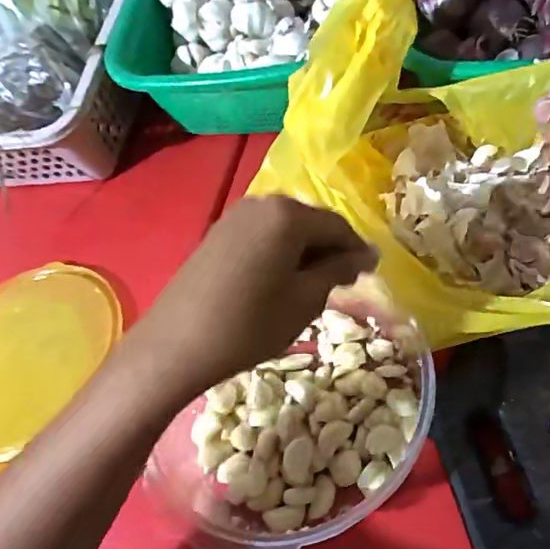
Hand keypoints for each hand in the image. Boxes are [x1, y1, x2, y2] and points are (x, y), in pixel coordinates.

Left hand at [126, 197, 375, 396]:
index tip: (371, 276)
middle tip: (342, 284)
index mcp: (289, 215)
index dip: (358, 252)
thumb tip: (365, 255)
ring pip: (286, 230)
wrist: (177, 344)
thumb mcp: (305, 300)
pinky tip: (281, 282)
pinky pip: (263, 236)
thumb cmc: (251, 324)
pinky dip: (280, 254)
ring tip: (311, 287)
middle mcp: (262, 204)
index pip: (339, 227)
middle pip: (311, 223)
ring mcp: (235, 216)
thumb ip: (338, 270)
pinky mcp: (217, 234)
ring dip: (305, 253)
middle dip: (331, 250)